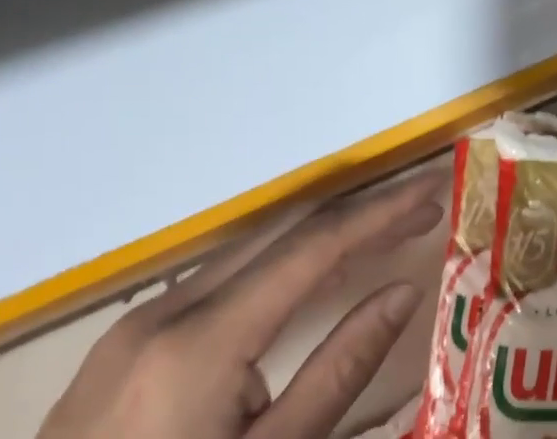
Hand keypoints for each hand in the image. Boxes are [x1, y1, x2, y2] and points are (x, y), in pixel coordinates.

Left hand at [39, 171, 444, 438]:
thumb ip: (340, 369)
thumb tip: (403, 291)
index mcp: (203, 339)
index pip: (317, 245)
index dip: (385, 209)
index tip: (438, 186)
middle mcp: (165, 312)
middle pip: (284, 233)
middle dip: (361, 214)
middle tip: (426, 211)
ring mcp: (133, 327)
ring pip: (249, 252)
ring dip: (321, 238)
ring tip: (383, 239)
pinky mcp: (118, 350)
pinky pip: (218, 281)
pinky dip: (278, 265)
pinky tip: (307, 281)